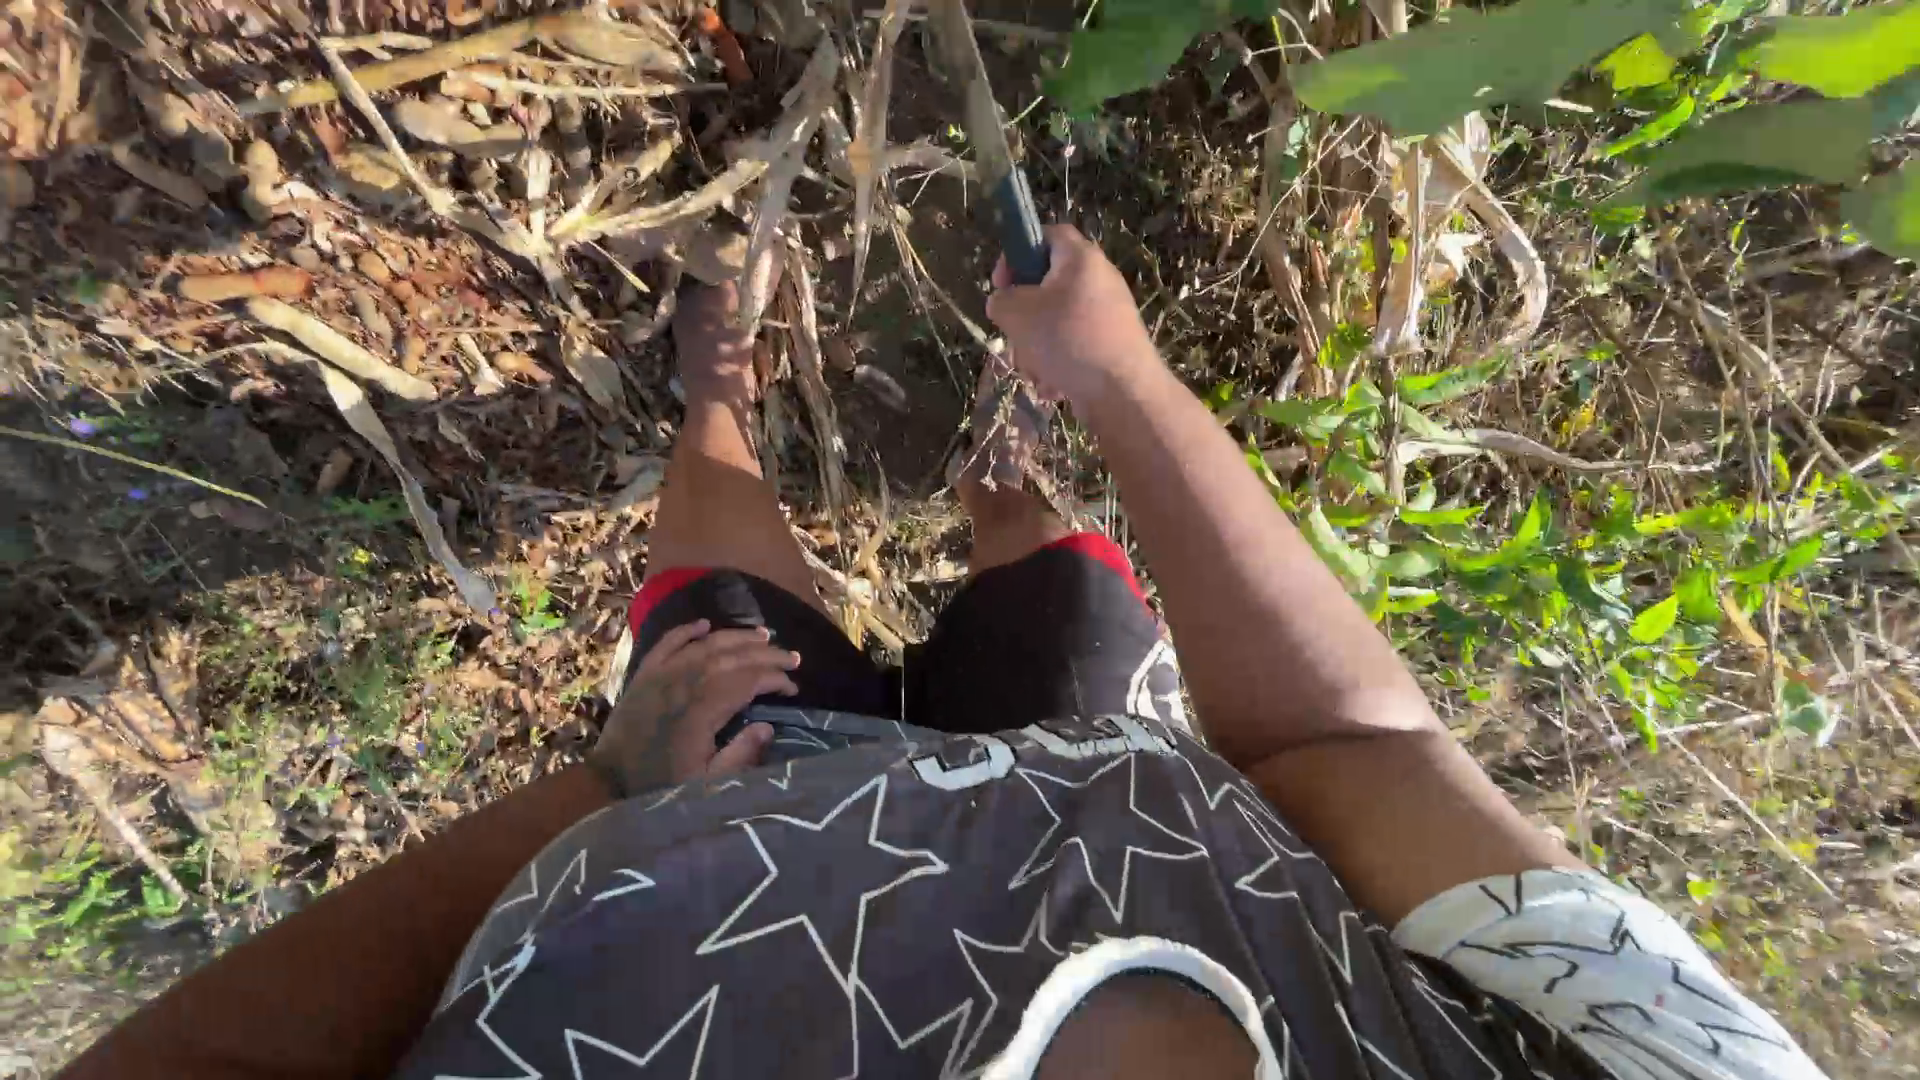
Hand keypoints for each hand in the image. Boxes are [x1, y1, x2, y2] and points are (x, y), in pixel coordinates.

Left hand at [589, 620, 798, 794]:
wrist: (609, 780)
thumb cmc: (661, 784)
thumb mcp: (706, 783)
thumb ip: (740, 756)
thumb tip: (768, 727)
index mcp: (702, 711)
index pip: (748, 682)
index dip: (775, 680)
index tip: (793, 688)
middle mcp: (684, 684)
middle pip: (733, 657)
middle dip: (767, 655)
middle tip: (793, 657)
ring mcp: (662, 674)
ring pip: (707, 644)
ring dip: (738, 637)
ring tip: (765, 636)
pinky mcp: (646, 673)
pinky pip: (668, 642)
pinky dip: (687, 630)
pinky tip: (706, 624)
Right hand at [985, 224, 1160, 413]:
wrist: (1122, 390)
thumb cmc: (1067, 339)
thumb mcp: (1016, 314)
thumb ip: (1000, 299)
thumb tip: (1004, 302)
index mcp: (1080, 258)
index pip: (1047, 234)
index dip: (1018, 253)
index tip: (1002, 284)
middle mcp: (1099, 279)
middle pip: (1049, 285)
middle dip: (1025, 314)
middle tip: (1014, 333)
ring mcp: (1109, 314)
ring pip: (1057, 322)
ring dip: (1037, 347)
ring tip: (1034, 370)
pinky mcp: (1112, 345)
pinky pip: (1074, 346)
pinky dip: (1059, 363)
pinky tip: (1054, 385)